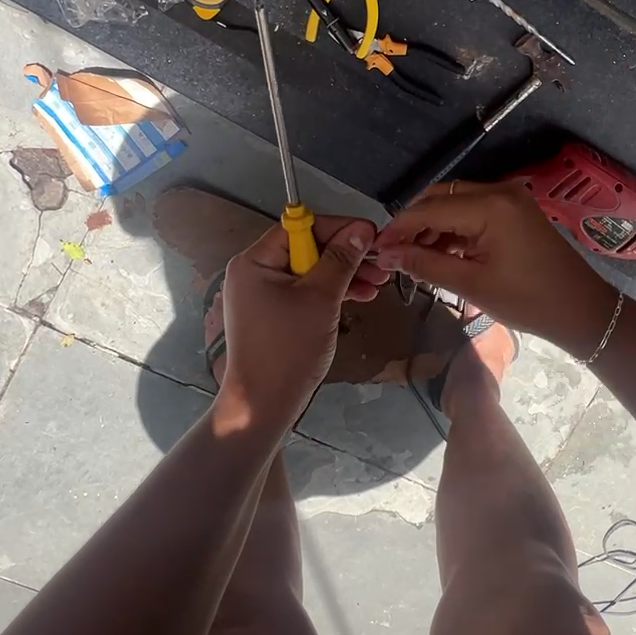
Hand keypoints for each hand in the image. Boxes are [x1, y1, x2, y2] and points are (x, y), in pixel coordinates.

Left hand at [215, 215, 386, 435]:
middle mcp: (254, 272)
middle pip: (307, 248)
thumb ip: (341, 260)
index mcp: (255, 261)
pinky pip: (306, 291)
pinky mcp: (273, 314)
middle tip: (380, 262)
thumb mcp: (321, 299)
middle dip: (346, 254)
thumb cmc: (288, 350)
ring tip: (378, 282)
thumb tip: (361, 229)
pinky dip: (331, 292)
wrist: (262, 407)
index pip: (299, 227)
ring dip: (344, 273)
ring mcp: (262, 294)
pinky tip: (361, 295)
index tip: (371, 234)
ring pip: (310, 271)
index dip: (337, 228)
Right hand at [371, 181, 617, 350]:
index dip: (399, 228)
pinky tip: (440, 252)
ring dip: (433, 225)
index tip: (376, 248)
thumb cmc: (528, 301)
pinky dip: (454, 227)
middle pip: (441, 197)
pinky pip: (473, 209)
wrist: (582, 311)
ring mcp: (510, 198)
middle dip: (414, 223)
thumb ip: (425, 264)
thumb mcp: (471, 284)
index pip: (429, 208)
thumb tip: (386, 255)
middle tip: (393, 252)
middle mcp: (499, 191)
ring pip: (455, 202)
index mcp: (490, 206)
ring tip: (413, 257)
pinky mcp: (515, 210)